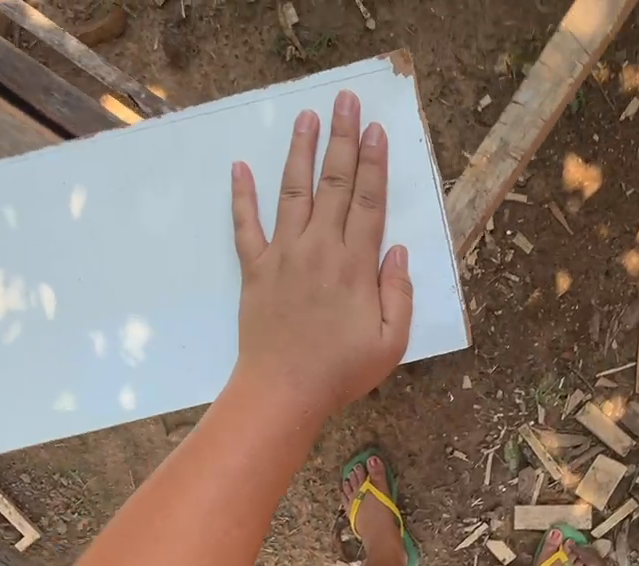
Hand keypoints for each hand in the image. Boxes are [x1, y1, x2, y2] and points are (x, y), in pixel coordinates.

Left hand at [227, 90, 412, 425]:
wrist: (284, 391)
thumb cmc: (341, 373)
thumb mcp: (390, 343)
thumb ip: (399, 295)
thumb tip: (398, 252)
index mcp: (355, 265)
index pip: (368, 201)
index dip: (374, 163)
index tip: (376, 129)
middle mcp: (319, 249)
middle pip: (333, 184)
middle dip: (342, 139)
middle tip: (346, 100)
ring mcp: (283, 255)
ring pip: (292, 192)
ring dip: (300, 151)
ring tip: (306, 116)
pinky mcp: (255, 270)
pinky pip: (245, 226)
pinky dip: (242, 196)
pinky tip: (239, 167)